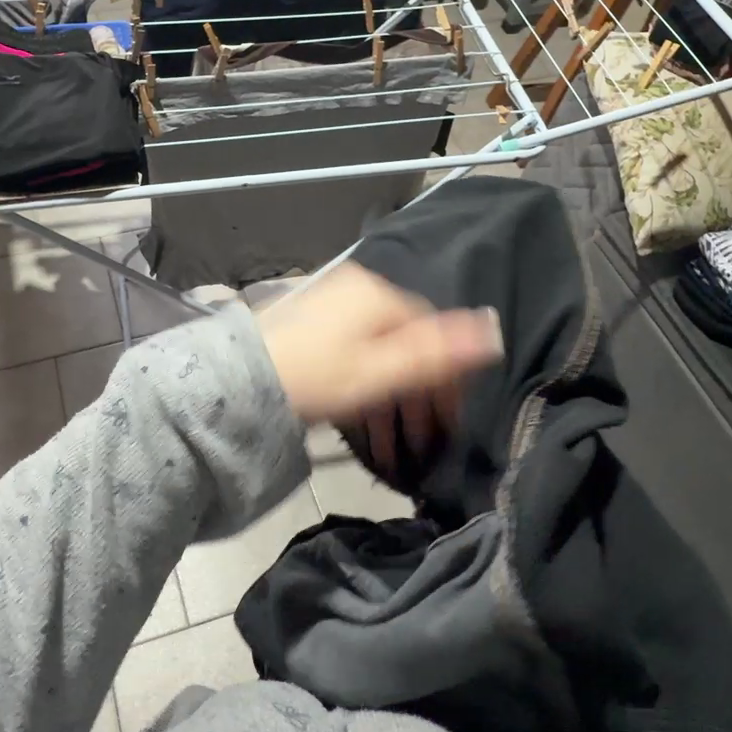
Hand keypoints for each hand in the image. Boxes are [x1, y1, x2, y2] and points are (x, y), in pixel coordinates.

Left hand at [257, 265, 501, 446]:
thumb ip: (436, 352)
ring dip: (391, 395)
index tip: (450, 424)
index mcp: (376, 294)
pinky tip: (359, 416)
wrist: (237, 383)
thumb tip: (493, 327)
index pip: (433, 331)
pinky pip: (353, 351)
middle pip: (405, 342)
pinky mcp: (309, 322)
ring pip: (379, 350)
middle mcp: (355, 289)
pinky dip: (364, 383)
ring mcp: (329, 303)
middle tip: (421, 440)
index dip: (447, 380)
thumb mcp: (380, 372)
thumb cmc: (313, 379)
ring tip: (390, 441)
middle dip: (417, 393)